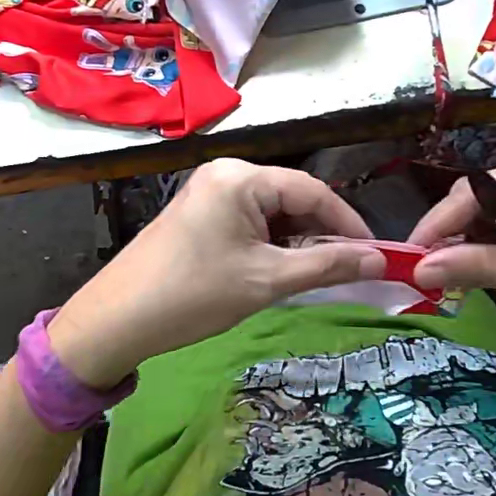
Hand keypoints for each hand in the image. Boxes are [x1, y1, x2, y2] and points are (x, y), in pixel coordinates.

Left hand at [49, 159, 385, 385]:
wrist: (118, 320)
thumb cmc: (194, 295)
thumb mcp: (267, 281)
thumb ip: (326, 264)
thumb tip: (377, 259)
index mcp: (240, 178)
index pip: (311, 190)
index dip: (348, 223)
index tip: (375, 253)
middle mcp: (224, 174)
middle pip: (291, 198)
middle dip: (320, 233)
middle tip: (346, 270)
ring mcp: (207, 193)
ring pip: (270, 213)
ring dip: (296, 242)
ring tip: (315, 275)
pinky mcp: (197, 215)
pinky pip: (247, 223)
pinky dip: (270, 245)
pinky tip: (279, 271)